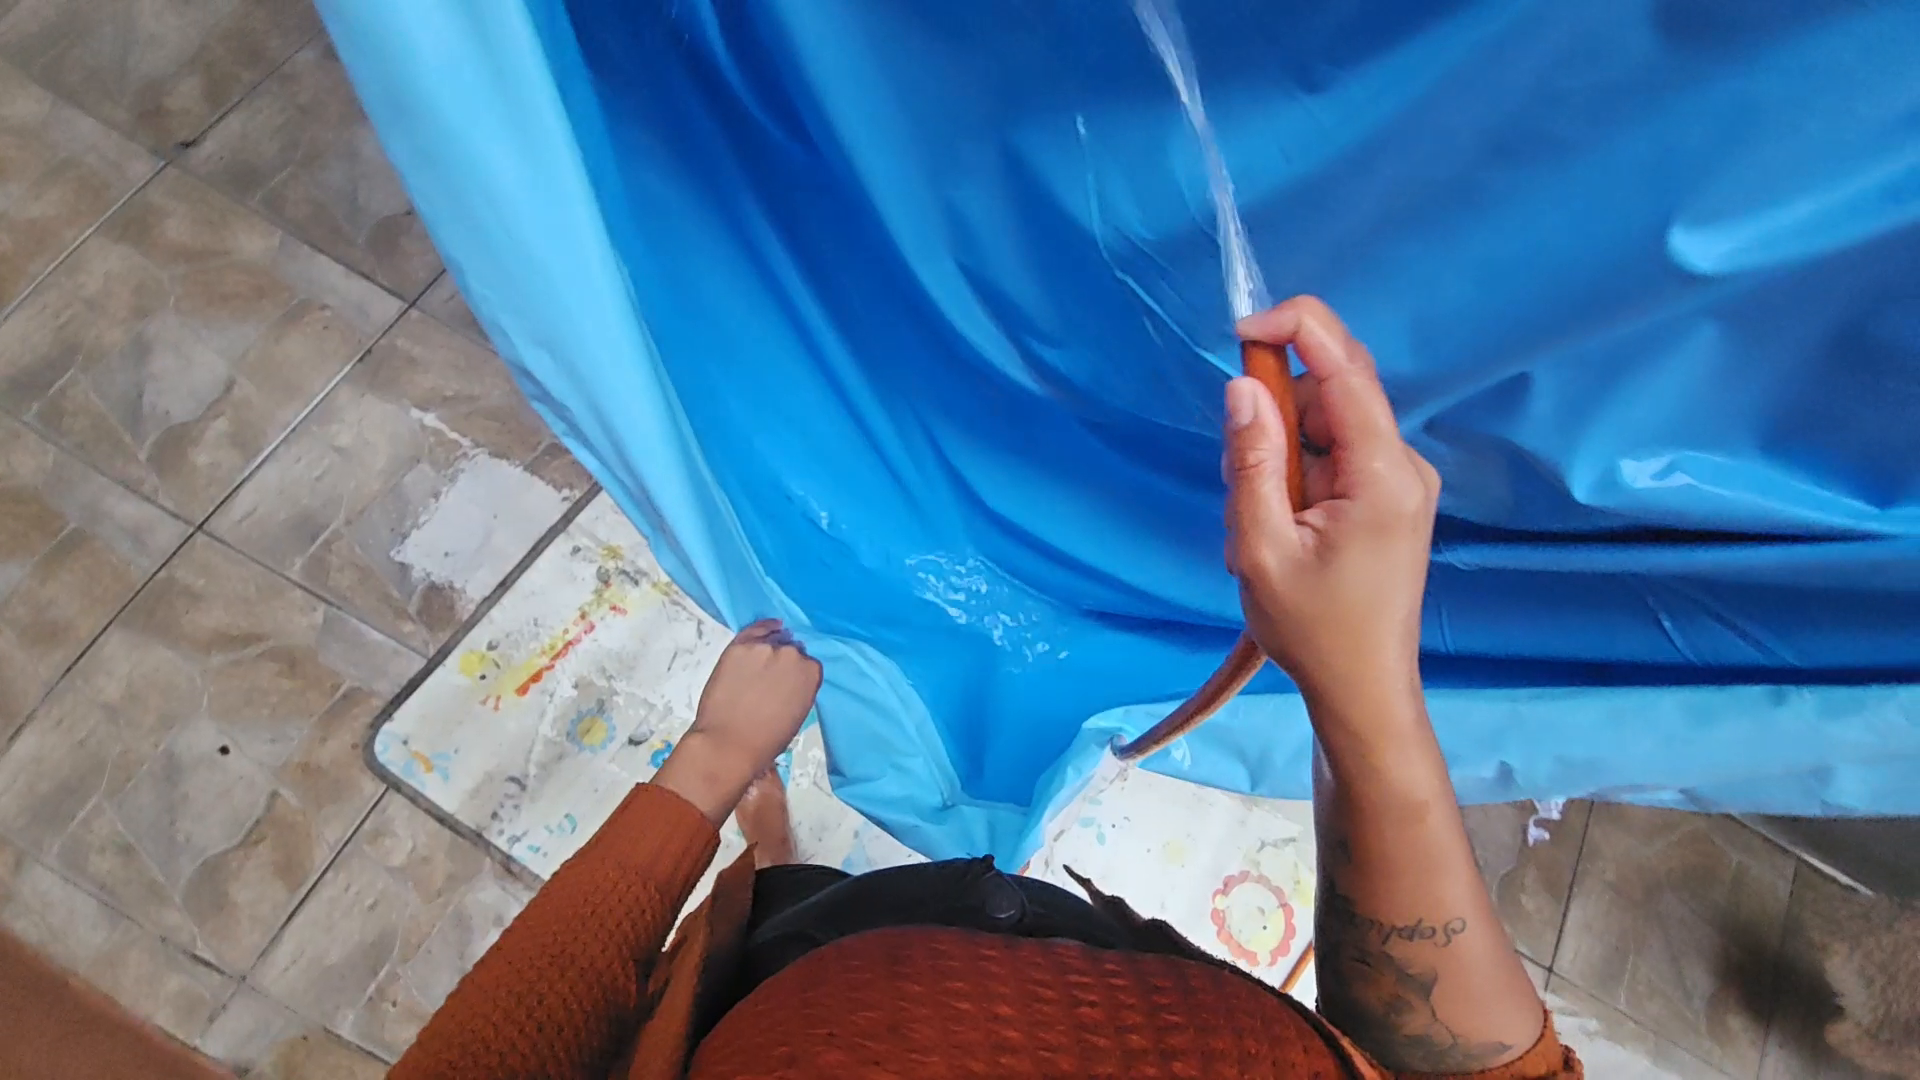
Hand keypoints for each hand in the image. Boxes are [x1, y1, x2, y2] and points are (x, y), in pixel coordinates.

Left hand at [653, 619, 821, 824]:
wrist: (730, 744)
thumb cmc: (766, 739)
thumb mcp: (798, 711)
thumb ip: (799, 687)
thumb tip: (789, 678)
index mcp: (811, 672)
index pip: (808, 662)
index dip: (797, 672)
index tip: (788, 680)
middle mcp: (792, 654)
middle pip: (792, 648)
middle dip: (784, 660)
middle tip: (771, 676)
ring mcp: (765, 647)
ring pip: (773, 638)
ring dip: (770, 647)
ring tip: (761, 661)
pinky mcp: (740, 646)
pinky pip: (755, 629)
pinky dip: (762, 628)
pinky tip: (768, 628)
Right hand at [1223, 296, 1439, 711]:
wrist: (1361, 685)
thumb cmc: (1310, 627)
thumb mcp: (1259, 548)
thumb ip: (1250, 463)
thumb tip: (1242, 388)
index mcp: (1381, 474)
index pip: (1346, 369)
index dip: (1297, 329)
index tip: (1242, 330)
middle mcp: (1401, 465)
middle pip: (1333, 396)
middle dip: (1274, 420)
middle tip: (1242, 489)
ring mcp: (1398, 481)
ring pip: (1325, 430)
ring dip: (1278, 459)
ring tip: (1257, 528)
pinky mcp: (1386, 497)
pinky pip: (1331, 458)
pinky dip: (1293, 477)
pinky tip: (1277, 527)